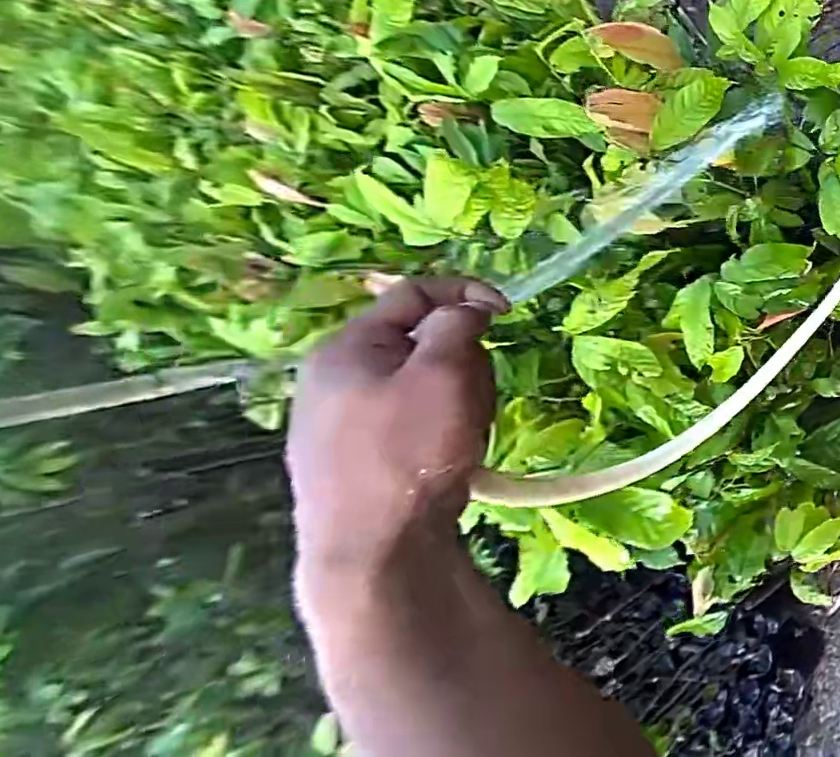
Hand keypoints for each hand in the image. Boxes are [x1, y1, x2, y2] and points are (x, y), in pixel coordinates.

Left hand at [288, 277, 508, 571]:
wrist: (373, 550)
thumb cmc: (410, 450)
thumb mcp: (444, 371)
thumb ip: (457, 323)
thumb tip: (465, 309)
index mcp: (346, 347)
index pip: (413, 292)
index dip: (467, 291)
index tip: (507, 313)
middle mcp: (332, 376)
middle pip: (418, 336)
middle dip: (462, 351)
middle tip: (480, 382)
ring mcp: (338, 418)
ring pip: (418, 376)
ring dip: (454, 387)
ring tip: (465, 424)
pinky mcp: (352, 453)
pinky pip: (409, 412)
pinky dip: (439, 417)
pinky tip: (448, 448)